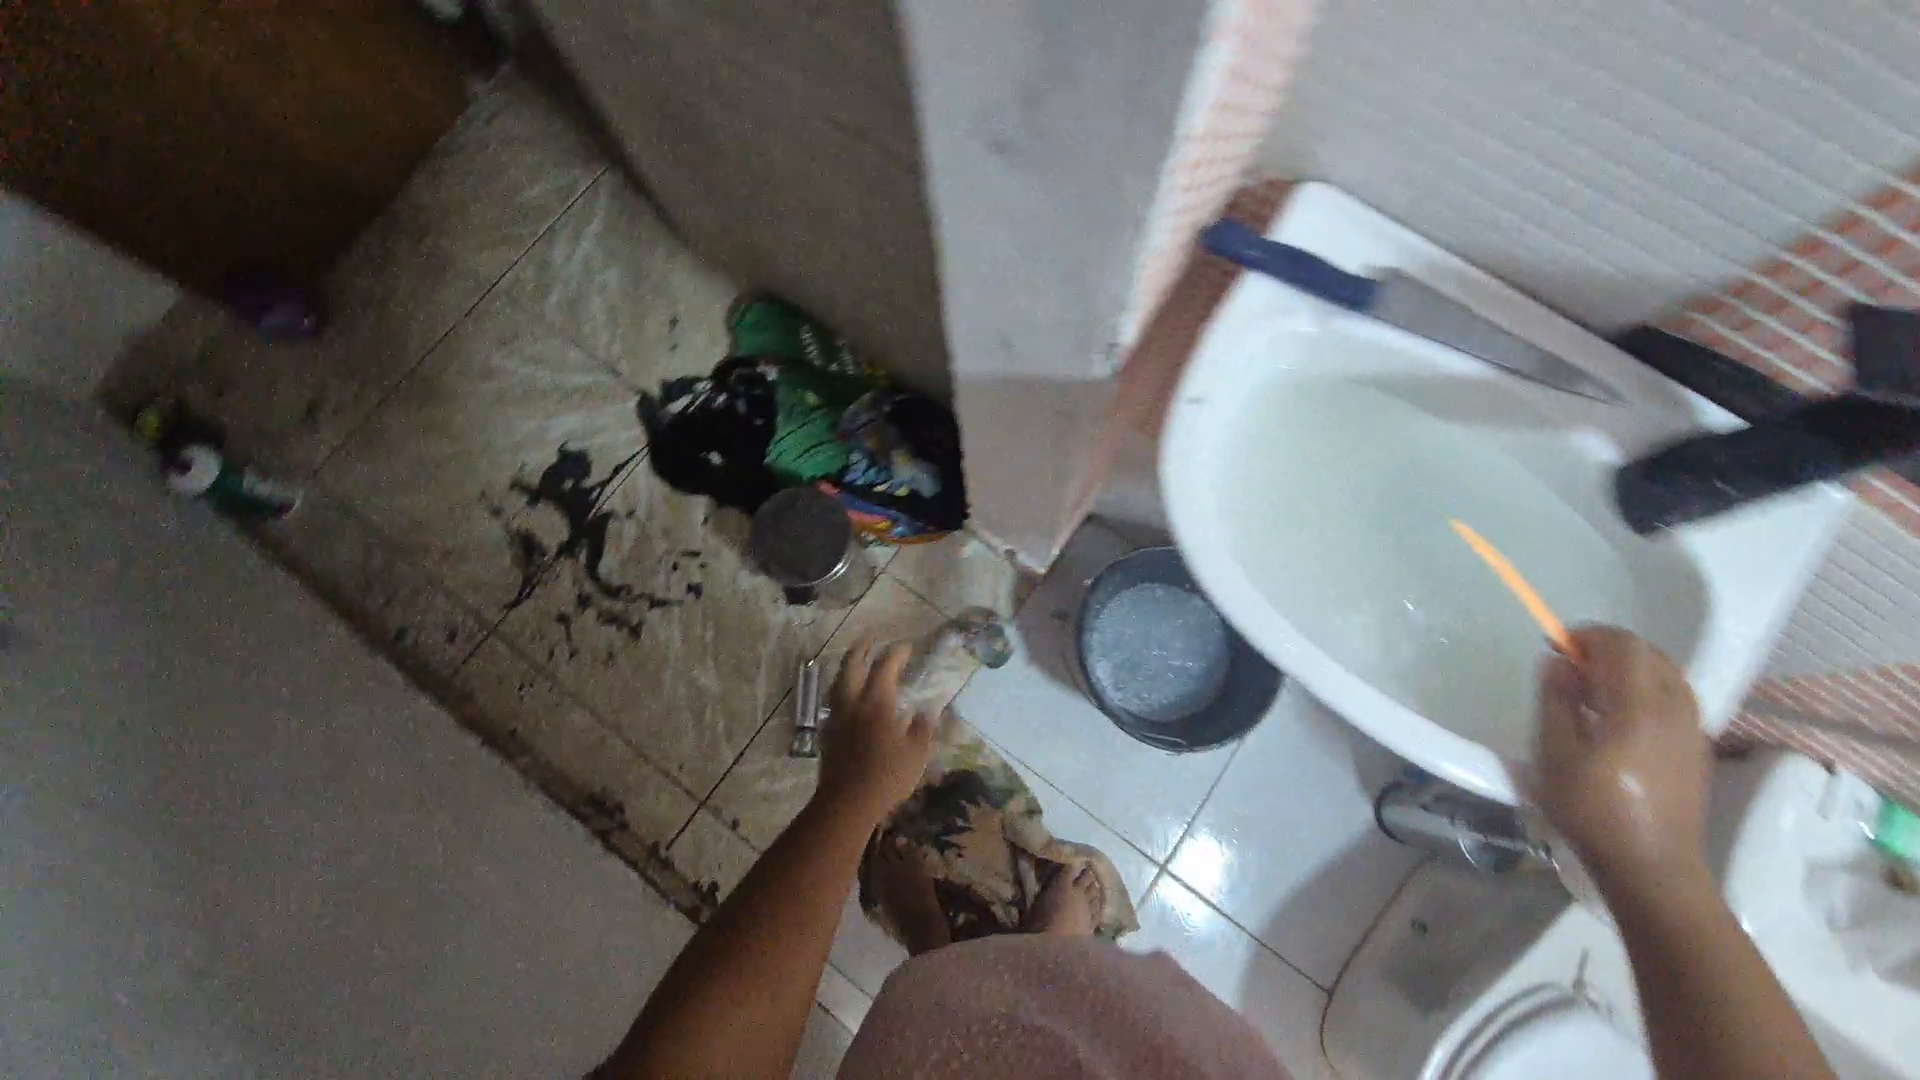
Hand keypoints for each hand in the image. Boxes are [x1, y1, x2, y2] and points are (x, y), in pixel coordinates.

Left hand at [816, 639, 935, 823]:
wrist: (847, 802)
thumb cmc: (887, 777)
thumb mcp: (916, 753)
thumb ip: (922, 726)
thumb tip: (927, 708)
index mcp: (877, 702)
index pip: (885, 666)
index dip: (897, 652)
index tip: (907, 646)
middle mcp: (853, 701)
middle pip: (852, 664)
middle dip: (863, 647)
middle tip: (874, 639)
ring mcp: (837, 715)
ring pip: (839, 680)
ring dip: (849, 665)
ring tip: (859, 661)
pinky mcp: (828, 731)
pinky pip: (834, 698)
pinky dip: (843, 686)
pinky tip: (850, 695)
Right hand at [1531, 626, 1708, 892]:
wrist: (1651, 865)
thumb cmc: (1592, 808)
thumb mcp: (1554, 752)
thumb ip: (1556, 700)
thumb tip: (1560, 662)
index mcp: (1639, 706)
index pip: (1622, 645)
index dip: (1586, 636)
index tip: (1555, 649)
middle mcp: (1676, 708)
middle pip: (1647, 654)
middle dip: (1606, 649)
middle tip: (1568, 669)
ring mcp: (1693, 728)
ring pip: (1664, 674)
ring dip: (1626, 669)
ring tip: (1589, 692)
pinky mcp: (1697, 746)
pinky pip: (1673, 697)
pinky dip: (1643, 689)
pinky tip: (1615, 717)